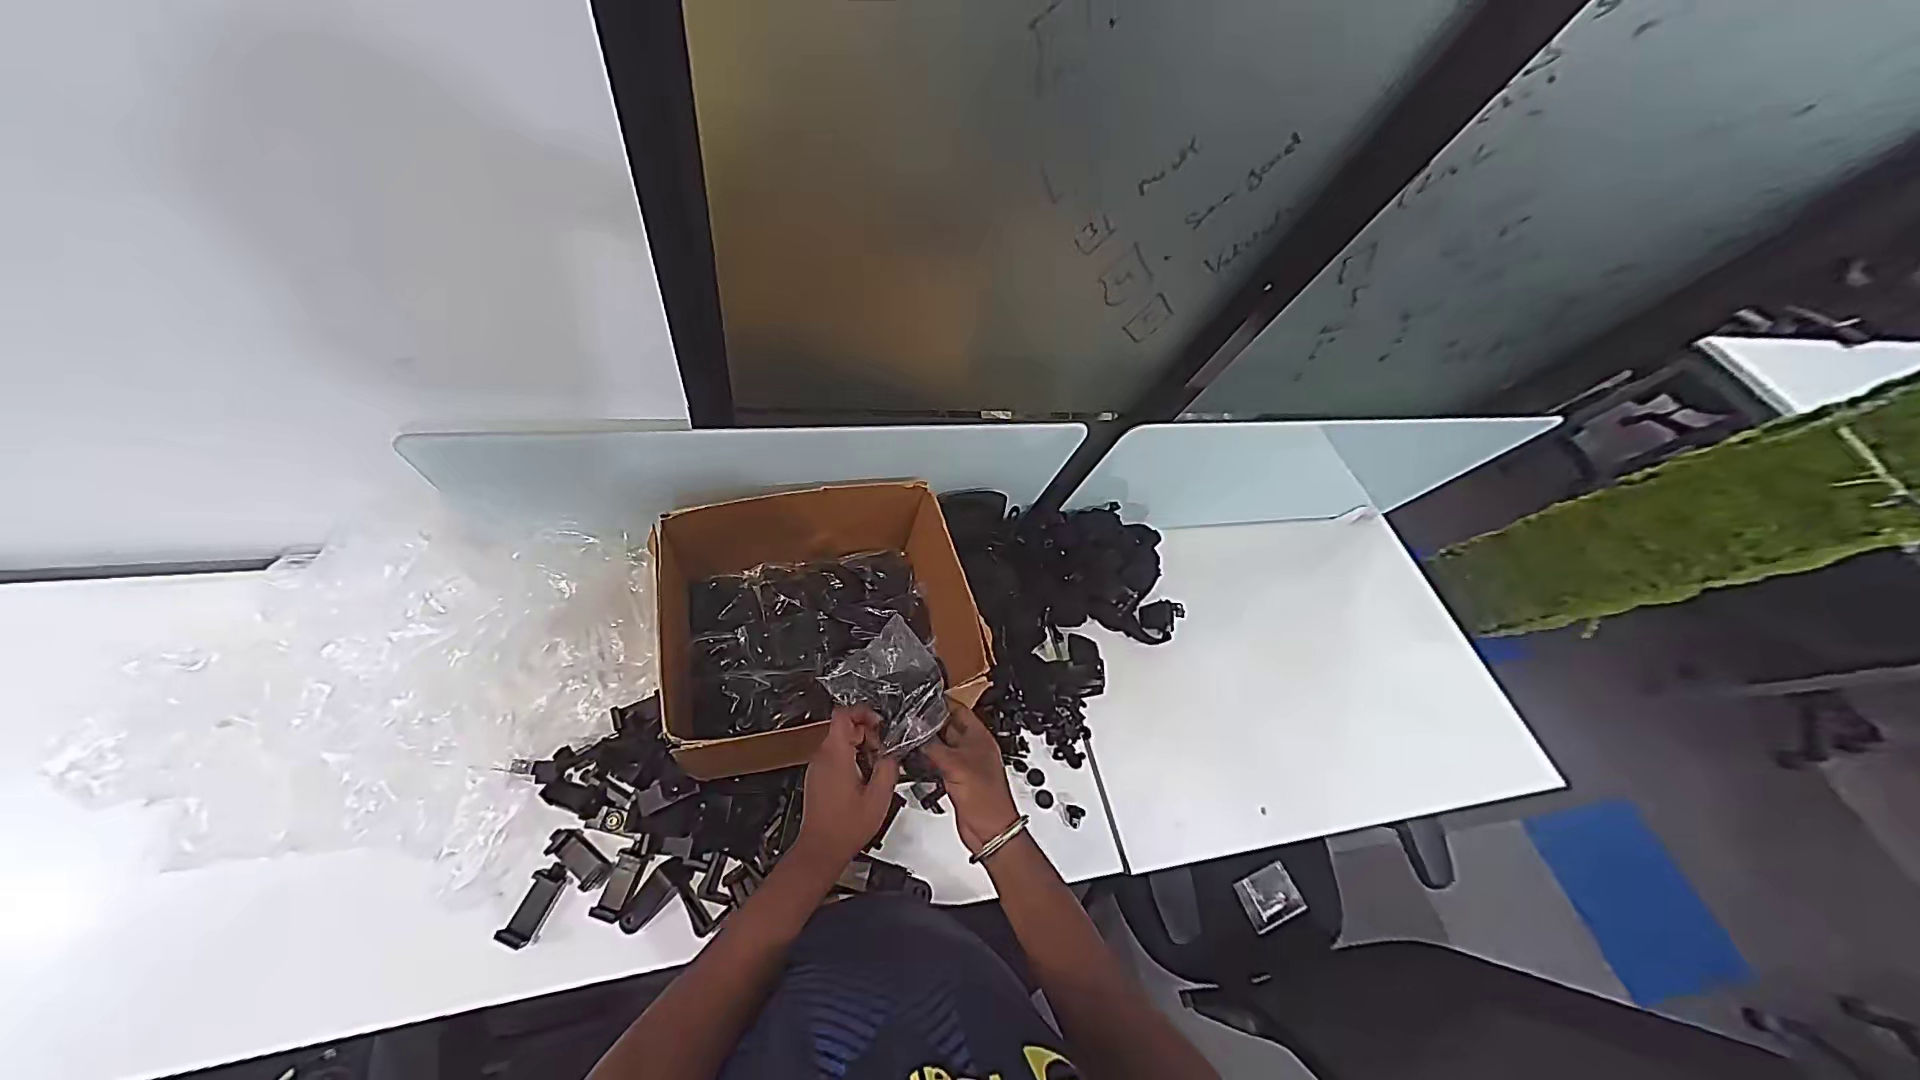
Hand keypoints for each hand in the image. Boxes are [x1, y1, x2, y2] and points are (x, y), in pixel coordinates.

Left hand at [793, 707, 901, 870]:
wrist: (821, 849)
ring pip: (840, 741)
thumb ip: (889, 767)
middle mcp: (822, 757)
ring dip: (860, 746)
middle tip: (882, 750)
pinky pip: (834, 756)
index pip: (843, 714)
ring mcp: (817, 767)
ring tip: (874, 766)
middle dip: (867, 733)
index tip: (878, 722)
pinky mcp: (817, 777)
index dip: (863, 712)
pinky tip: (863, 778)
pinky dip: (851, 758)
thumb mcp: (879, 796)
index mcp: (835, 755)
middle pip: (844, 727)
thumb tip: (893, 754)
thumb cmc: (844, 828)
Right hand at [922, 704, 1020, 855]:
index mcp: (979, 738)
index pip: (959, 709)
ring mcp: (963, 764)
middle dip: (929, 722)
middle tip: (908, 717)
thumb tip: (916, 729)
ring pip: (940, 746)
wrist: (990, 831)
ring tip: (907, 736)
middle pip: (947, 727)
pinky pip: (937, 764)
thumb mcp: (955, 765)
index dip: (942, 702)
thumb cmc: (987, 799)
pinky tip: (913, 759)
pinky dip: (925, 760)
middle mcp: (972, 749)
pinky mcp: (955, 780)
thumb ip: (933, 745)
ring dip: (925, 742)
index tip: (923, 697)